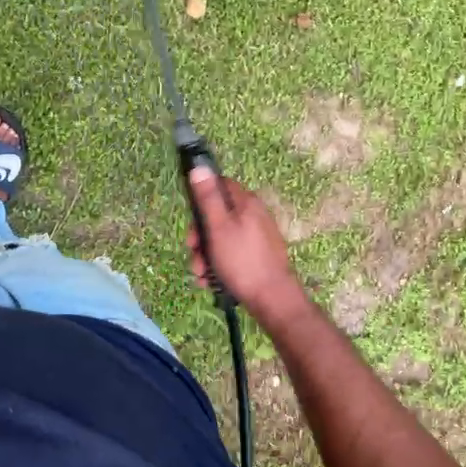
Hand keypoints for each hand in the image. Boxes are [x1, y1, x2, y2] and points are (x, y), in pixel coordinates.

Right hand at [185, 168, 305, 314]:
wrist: (273, 300)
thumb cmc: (242, 260)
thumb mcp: (218, 227)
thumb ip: (208, 198)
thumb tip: (199, 167)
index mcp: (246, 203)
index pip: (220, 185)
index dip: (201, 198)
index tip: (191, 218)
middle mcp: (254, 215)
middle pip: (218, 215)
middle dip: (200, 235)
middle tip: (193, 251)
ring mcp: (257, 236)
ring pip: (222, 237)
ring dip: (206, 254)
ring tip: (201, 273)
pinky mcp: (257, 256)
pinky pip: (231, 253)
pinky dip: (218, 264)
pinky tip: (210, 281)